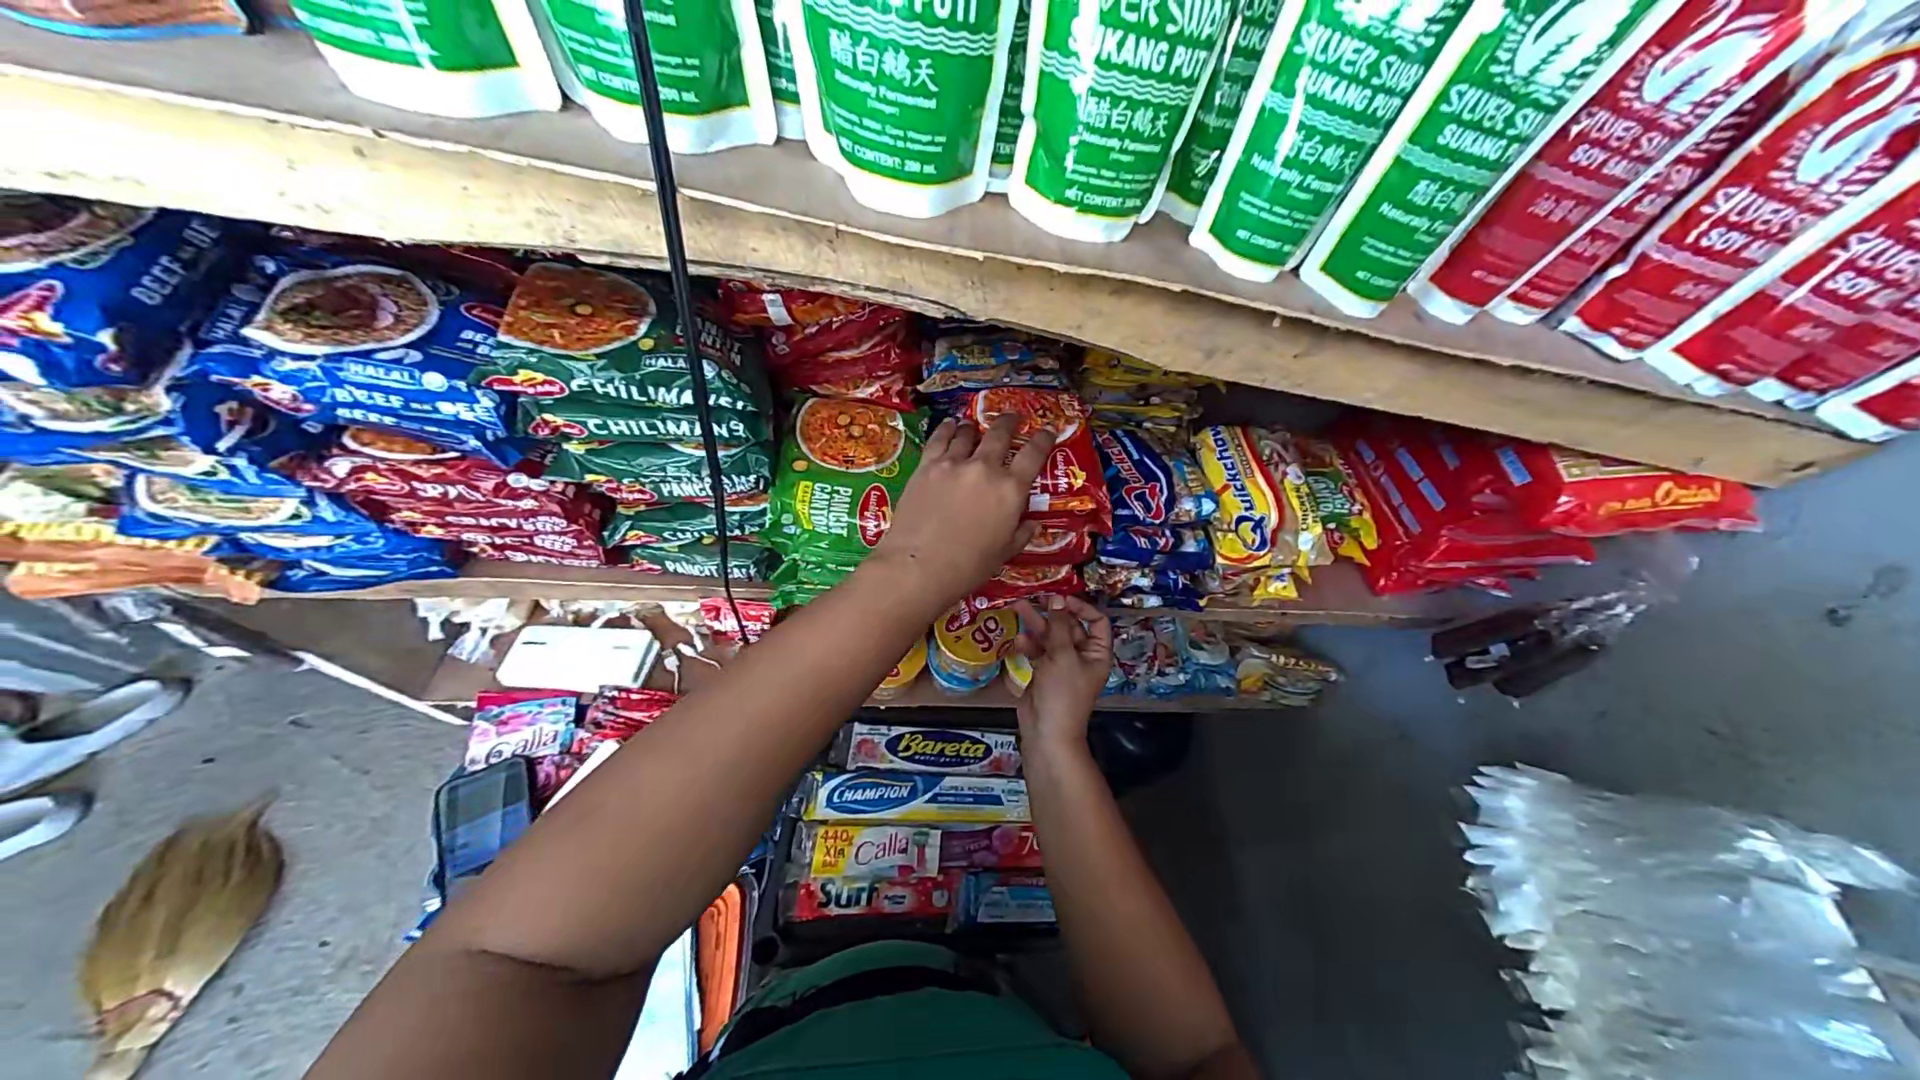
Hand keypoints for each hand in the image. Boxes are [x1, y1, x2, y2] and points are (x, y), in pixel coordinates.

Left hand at [866, 414, 1053, 609]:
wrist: (919, 566)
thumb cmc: (968, 567)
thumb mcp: (1004, 553)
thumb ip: (1021, 534)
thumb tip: (1033, 524)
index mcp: (1010, 490)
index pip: (1033, 454)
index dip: (1043, 440)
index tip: (1046, 431)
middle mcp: (985, 468)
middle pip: (999, 434)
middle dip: (1008, 422)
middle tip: (1012, 417)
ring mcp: (953, 464)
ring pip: (967, 433)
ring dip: (974, 427)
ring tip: (974, 424)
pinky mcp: (926, 466)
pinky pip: (939, 439)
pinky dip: (946, 429)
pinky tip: (949, 425)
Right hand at [1011, 595, 1111, 757]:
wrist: (1047, 731)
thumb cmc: (1062, 693)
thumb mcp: (1063, 655)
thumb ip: (1058, 626)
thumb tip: (1057, 599)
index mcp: (1097, 652)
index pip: (1097, 621)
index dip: (1081, 608)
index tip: (1061, 600)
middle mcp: (1081, 656)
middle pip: (1069, 626)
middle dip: (1051, 613)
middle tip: (1034, 599)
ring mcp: (1061, 664)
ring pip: (1050, 637)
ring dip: (1035, 624)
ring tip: (1017, 608)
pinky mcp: (1043, 672)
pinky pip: (1038, 651)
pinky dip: (1029, 644)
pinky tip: (1018, 641)